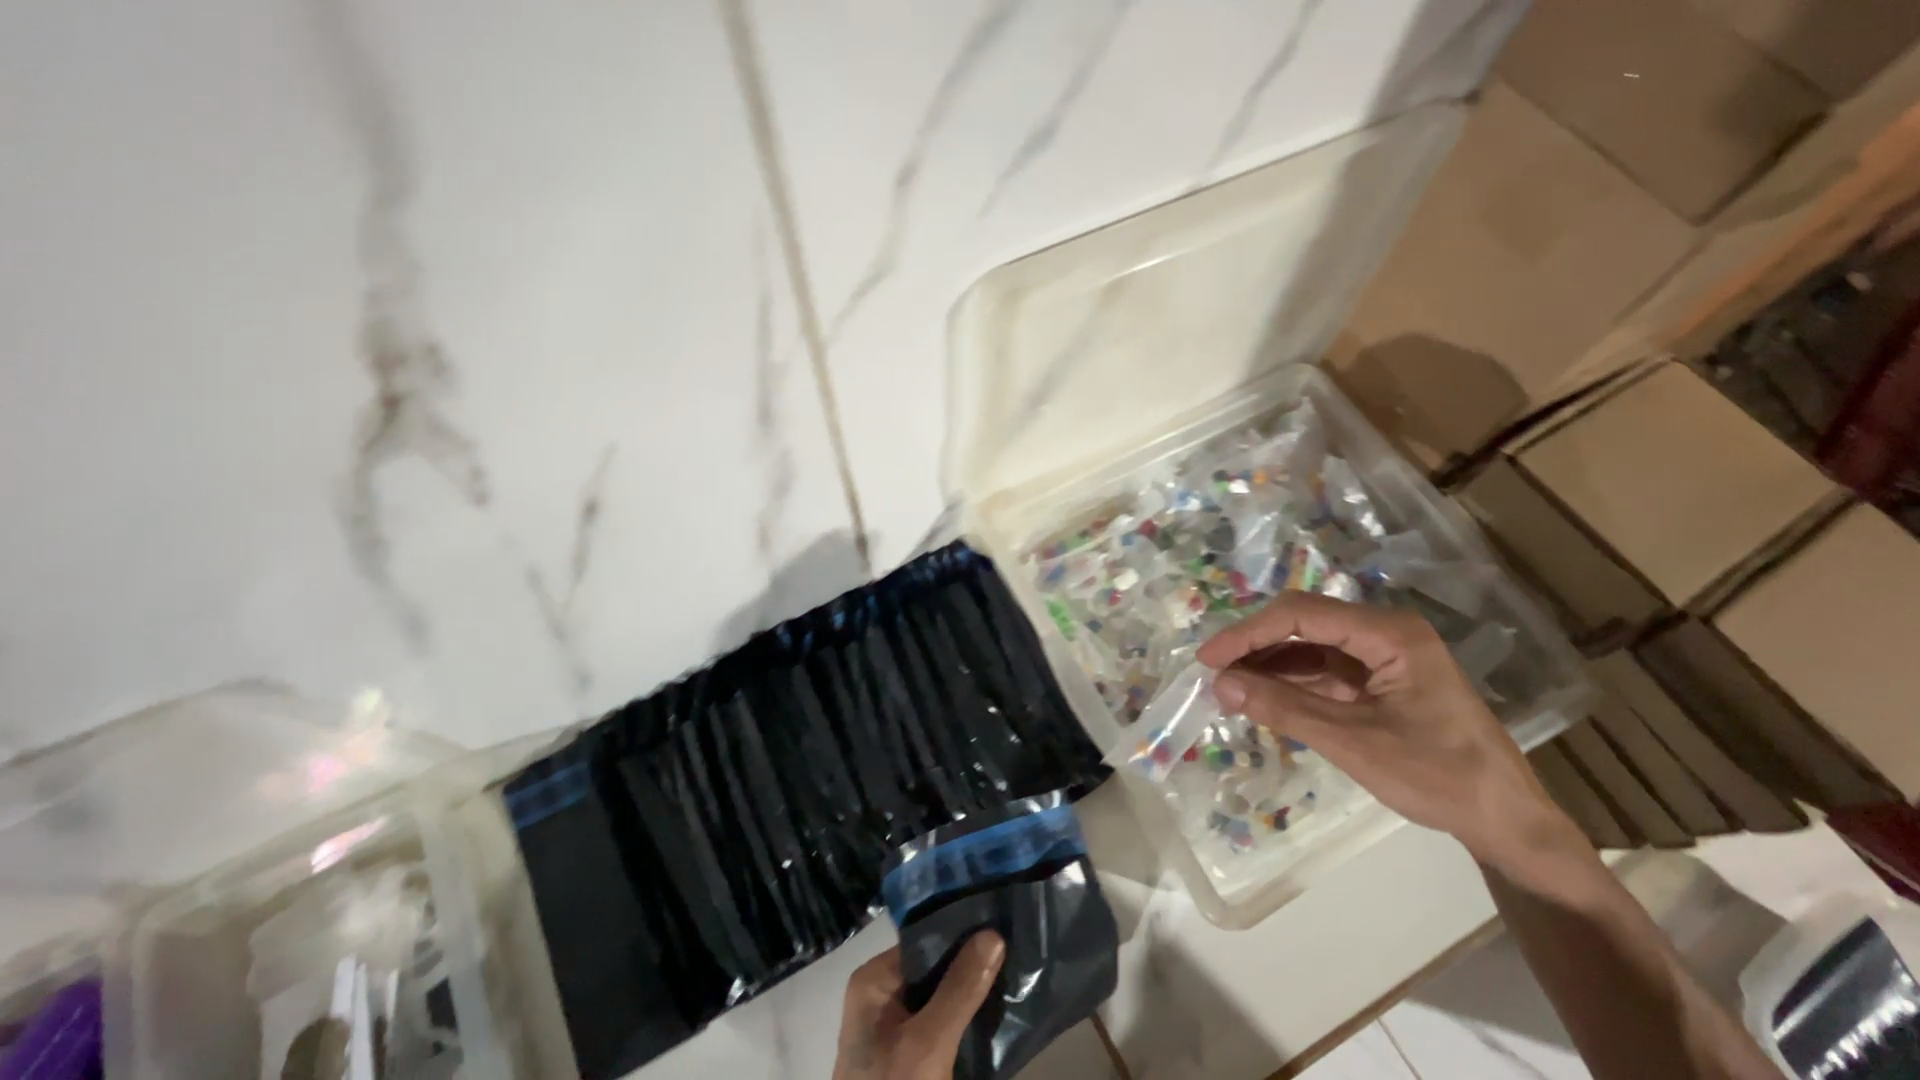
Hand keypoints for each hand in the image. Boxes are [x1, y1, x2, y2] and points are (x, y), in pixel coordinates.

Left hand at [832, 933, 1005, 1079]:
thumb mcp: (927, 1042)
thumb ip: (959, 990)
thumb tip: (993, 934)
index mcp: (875, 981)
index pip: (925, 940)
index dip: (963, 933)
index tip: (1004, 925)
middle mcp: (883, 994)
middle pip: (936, 967)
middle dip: (973, 963)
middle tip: (1018, 949)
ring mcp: (896, 1024)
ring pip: (944, 994)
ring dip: (974, 991)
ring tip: (1017, 973)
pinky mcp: (912, 1050)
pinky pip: (944, 1020)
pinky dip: (968, 1017)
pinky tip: (1000, 1010)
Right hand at [1197, 593, 1581, 869]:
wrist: (1505, 818)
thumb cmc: (1437, 777)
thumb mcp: (1353, 742)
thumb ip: (1284, 708)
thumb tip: (1221, 685)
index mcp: (1390, 635)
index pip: (1303, 615)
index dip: (1249, 632)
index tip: (1208, 659)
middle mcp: (1387, 634)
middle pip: (1306, 624)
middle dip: (1256, 644)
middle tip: (1212, 671)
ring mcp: (1386, 658)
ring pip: (1313, 648)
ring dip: (1270, 665)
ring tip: (1228, 686)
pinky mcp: (1384, 683)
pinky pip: (1327, 672)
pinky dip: (1293, 683)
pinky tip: (1262, 697)